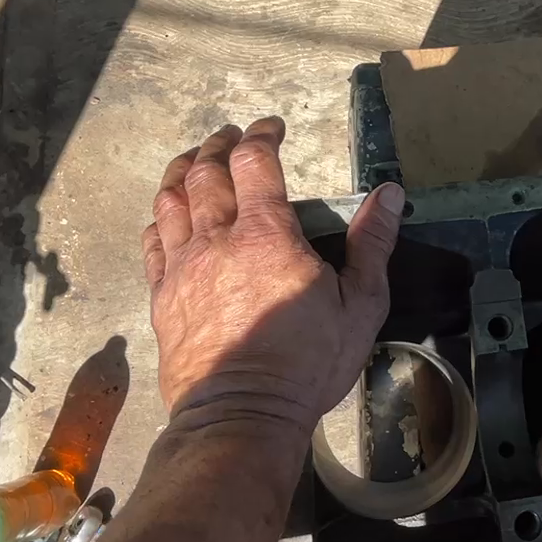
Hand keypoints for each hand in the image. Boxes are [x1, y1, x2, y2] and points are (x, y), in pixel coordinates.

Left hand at [142, 118, 402, 433]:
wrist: (241, 415)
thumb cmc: (307, 361)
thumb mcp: (360, 304)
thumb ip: (372, 244)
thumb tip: (389, 193)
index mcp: (268, 233)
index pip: (256, 162)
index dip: (262, 135)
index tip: (272, 127)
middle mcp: (217, 238)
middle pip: (206, 172)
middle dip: (218, 144)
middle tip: (230, 135)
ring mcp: (182, 266)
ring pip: (171, 199)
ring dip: (183, 170)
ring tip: (193, 159)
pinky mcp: (162, 294)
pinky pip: (151, 241)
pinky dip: (159, 217)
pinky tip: (167, 214)